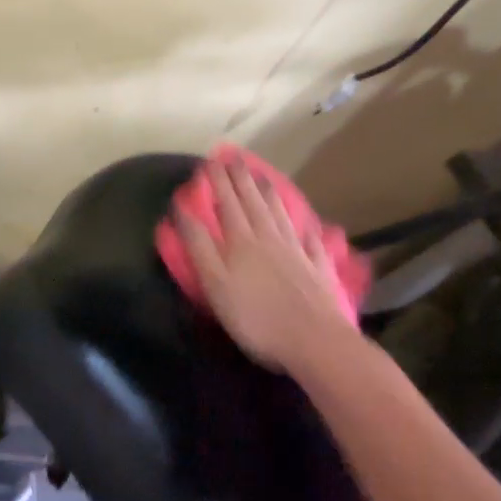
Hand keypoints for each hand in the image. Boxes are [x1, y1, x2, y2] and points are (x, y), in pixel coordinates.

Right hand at [173, 158, 355, 373]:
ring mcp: (298, 253)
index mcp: (241, 242)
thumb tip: (182, 210)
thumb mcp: (215, 284)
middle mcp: (270, 239)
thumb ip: (199, 246)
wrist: (315, 342)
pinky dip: (308, 231)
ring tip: (263, 177)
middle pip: (254, 203)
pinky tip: (310, 226)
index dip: (218, 182)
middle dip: (241, 180)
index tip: (210, 160)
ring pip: (281, 216)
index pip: (227, 204)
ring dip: (270, 195)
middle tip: (235, 157)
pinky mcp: (318, 271)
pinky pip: (312, 243)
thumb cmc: (256, 318)